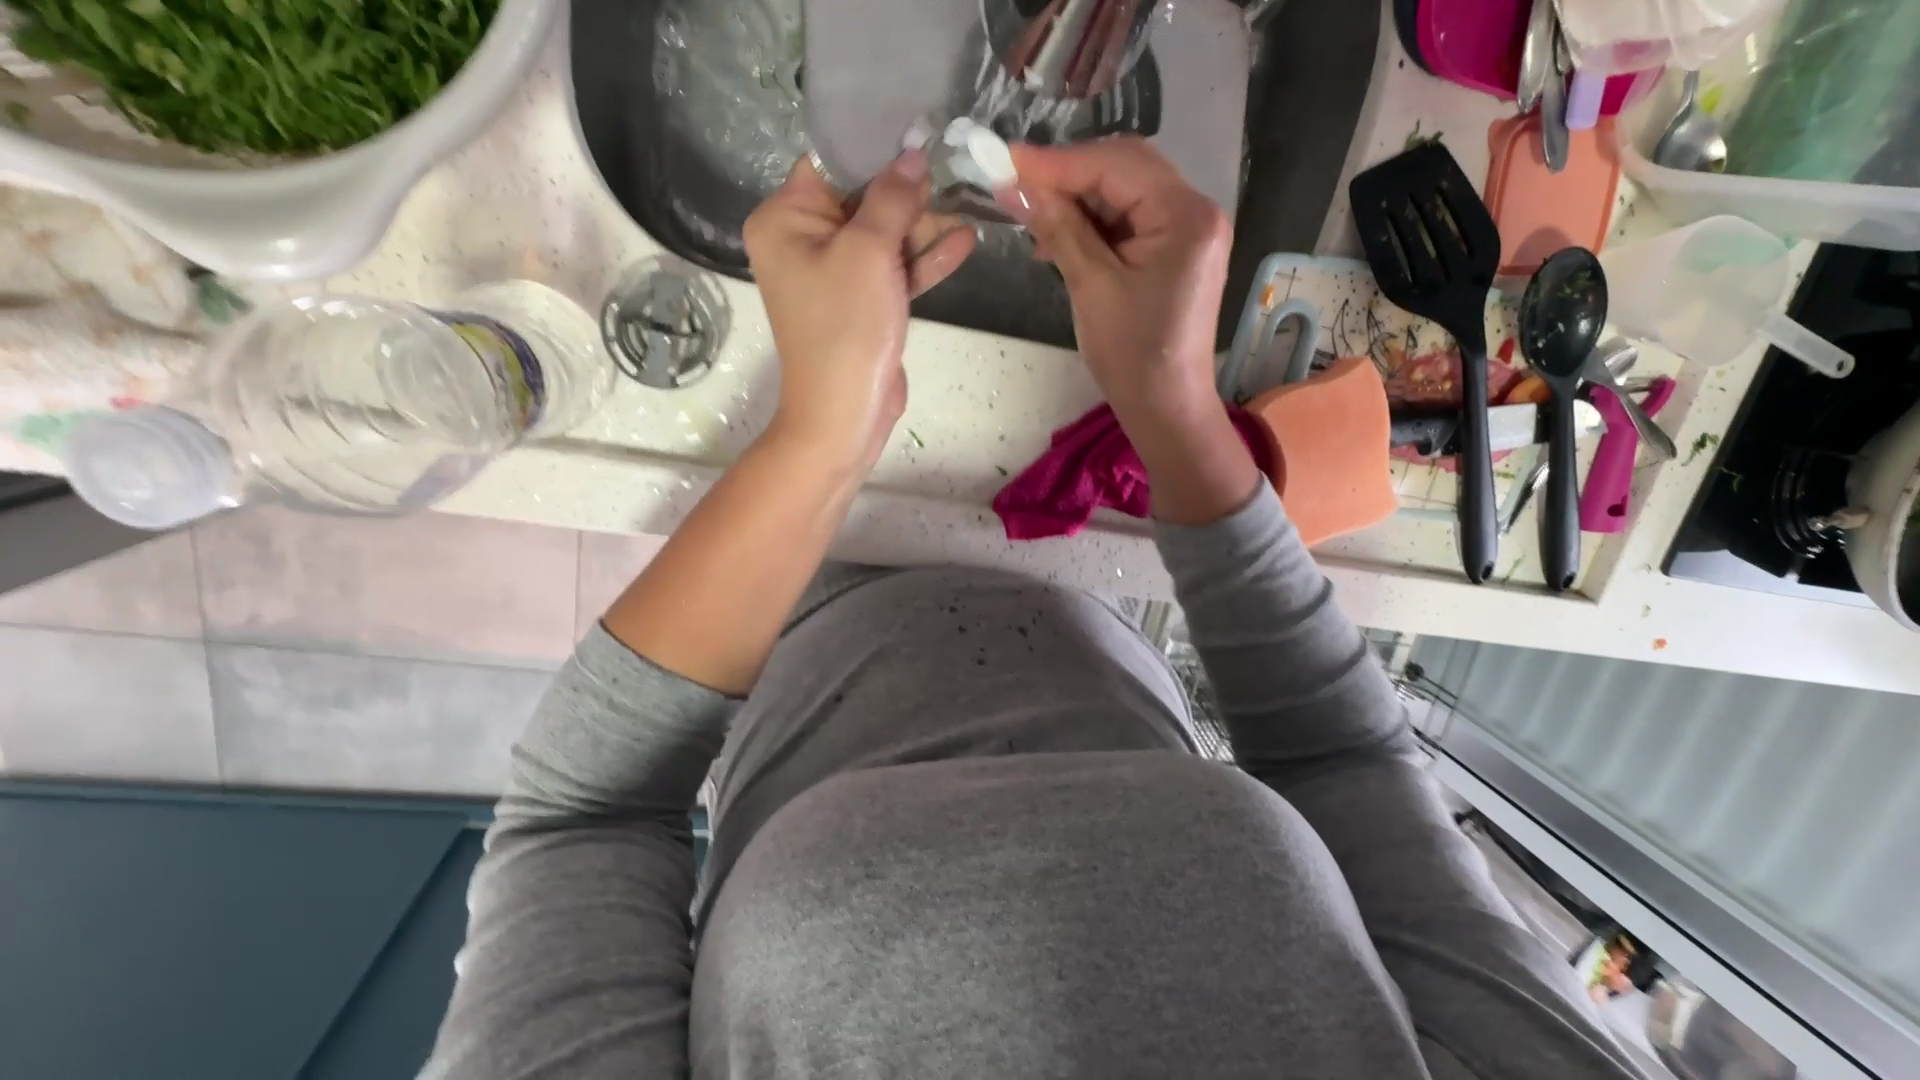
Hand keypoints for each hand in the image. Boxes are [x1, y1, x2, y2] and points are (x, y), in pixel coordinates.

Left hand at [743, 152, 975, 468]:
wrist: (845, 413)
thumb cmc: (846, 326)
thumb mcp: (869, 251)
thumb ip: (893, 197)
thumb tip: (912, 153)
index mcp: (784, 220)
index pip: (830, 163)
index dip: (875, 149)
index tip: (920, 133)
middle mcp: (801, 241)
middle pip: (860, 198)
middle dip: (908, 190)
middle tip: (955, 168)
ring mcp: (833, 275)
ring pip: (882, 236)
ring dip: (924, 226)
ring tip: (970, 202)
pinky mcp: (860, 303)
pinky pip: (891, 270)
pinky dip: (922, 260)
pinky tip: (964, 241)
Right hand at [1011, 137, 1258, 523]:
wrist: (1166, 408)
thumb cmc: (1132, 355)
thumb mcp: (1091, 286)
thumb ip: (1058, 227)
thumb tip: (1014, 184)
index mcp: (1186, 216)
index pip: (1116, 165)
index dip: (1058, 162)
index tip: (1006, 161)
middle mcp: (1196, 211)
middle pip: (1125, 169)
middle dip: (1069, 175)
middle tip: (1016, 184)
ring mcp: (1189, 230)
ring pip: (1124, 192)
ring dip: (1077, 200)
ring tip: (1032, 218)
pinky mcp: (1176, 250)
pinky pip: (1130, 220)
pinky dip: (1093, 224)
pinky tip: (1058, 238)